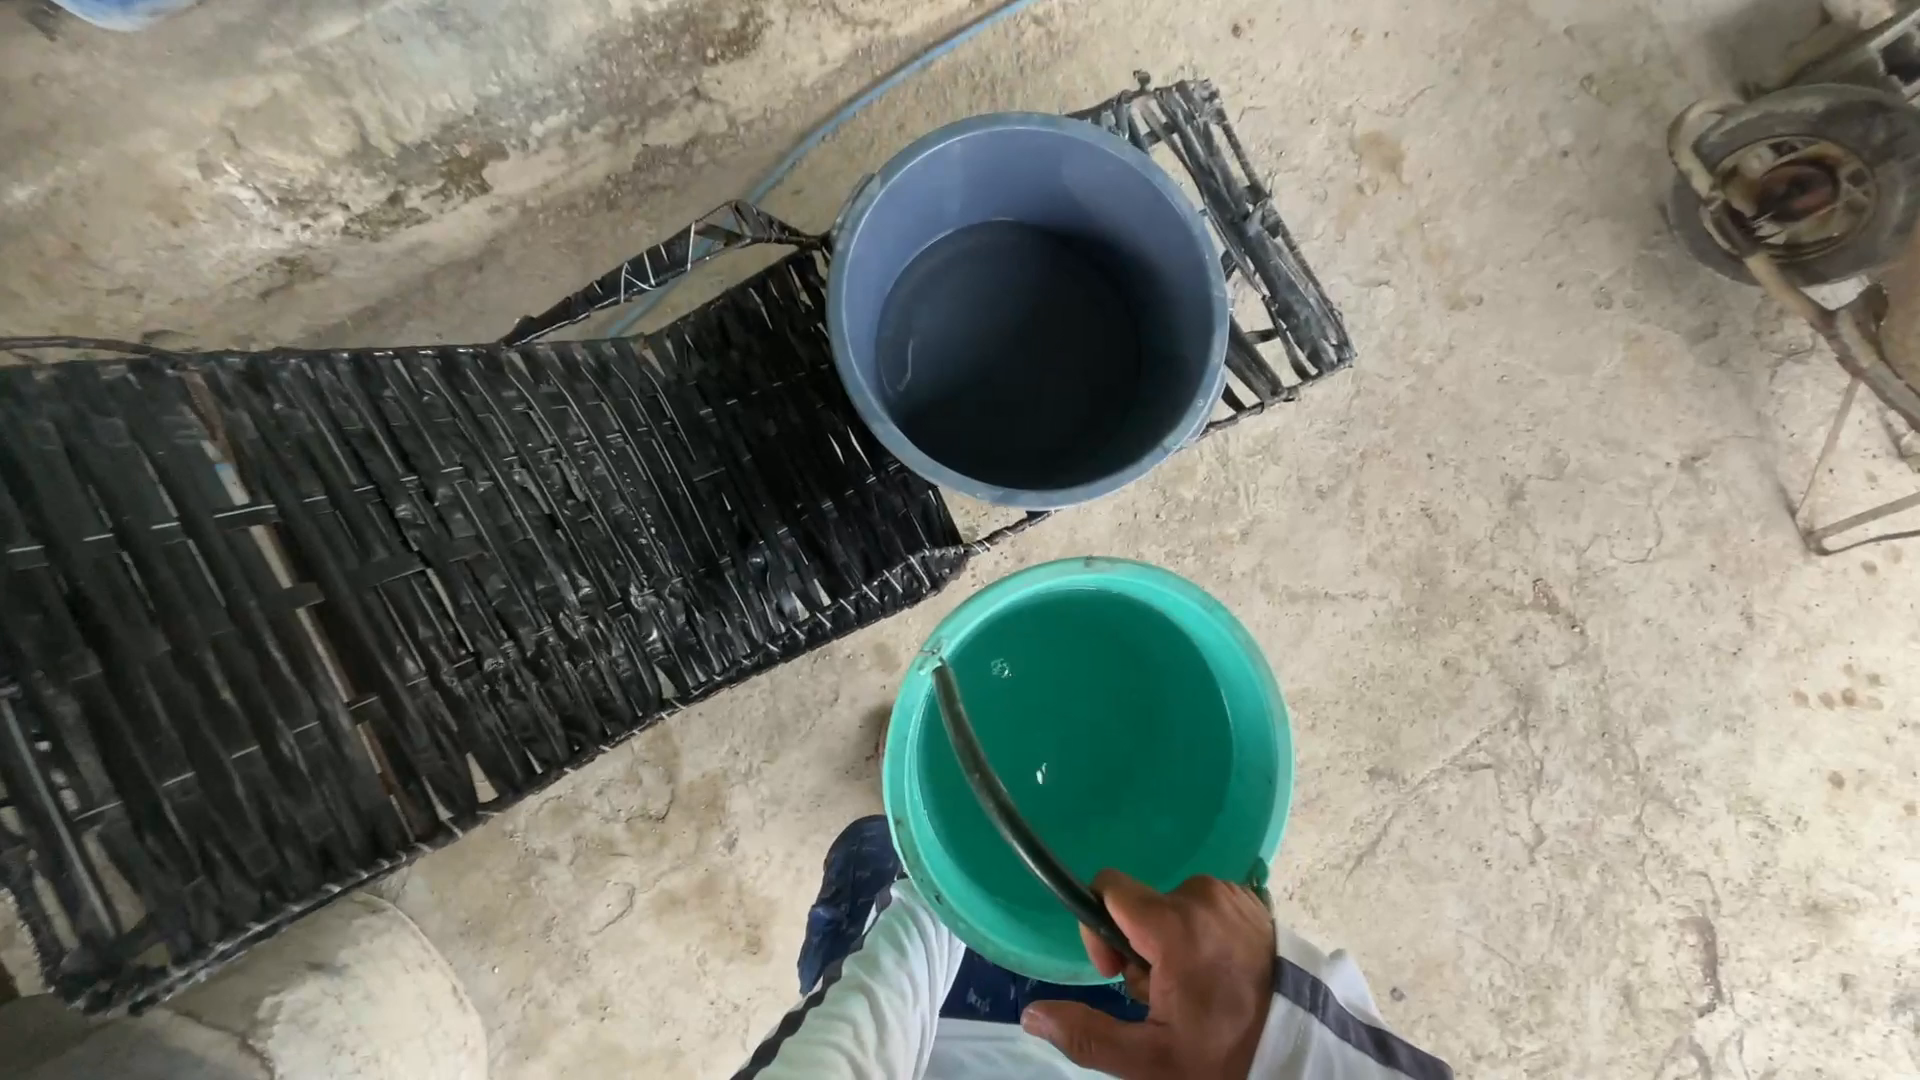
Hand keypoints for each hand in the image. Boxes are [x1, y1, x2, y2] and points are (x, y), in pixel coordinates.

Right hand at [1021, 870, 1274, 1078]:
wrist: (1311, 1054)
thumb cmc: (1227, 1054)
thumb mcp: (1153, 1062)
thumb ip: (1089, 1034)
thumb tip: (1031, 1014)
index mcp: (1171, 924)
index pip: (1107, 887)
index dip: (1101, 929)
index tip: (1121, 971)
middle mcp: (1198, 894)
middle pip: (1140, 906)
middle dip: (1141, 947)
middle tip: (1170, 996)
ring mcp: (1229, 893)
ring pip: (1172, 908)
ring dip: (1173, 941)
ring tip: (1202, 988)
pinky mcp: (1251, 898)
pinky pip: (1205, 905)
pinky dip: (1204, 933)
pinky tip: (1225, 972)